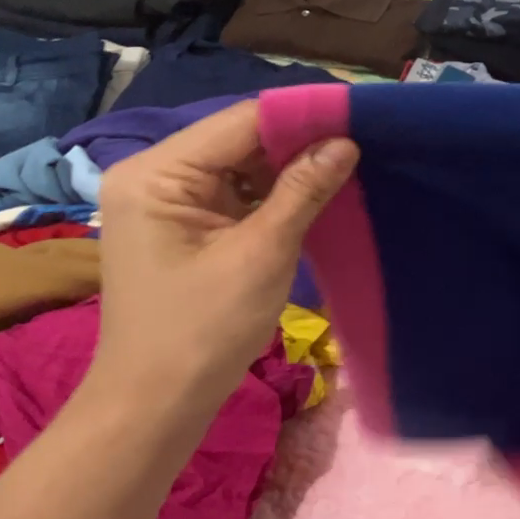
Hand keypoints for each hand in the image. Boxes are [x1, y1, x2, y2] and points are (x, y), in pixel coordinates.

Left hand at [92, 100, 358, 413]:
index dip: (302, 116)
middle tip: (365, 144)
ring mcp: (168, 201)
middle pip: (241, 139)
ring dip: (292, 168)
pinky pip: (239, 191)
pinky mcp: (186, 224)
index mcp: (157, 174)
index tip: (360, 117)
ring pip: (244, 164)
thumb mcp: (262, 253)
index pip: (241, 121)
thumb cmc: (204, 329)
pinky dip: (277, 193)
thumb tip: (346, 141)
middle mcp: (155, 175)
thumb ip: (303, 191)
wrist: (158, 402)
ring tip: (351, 166)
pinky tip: (319, 194)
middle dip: (300, 142)